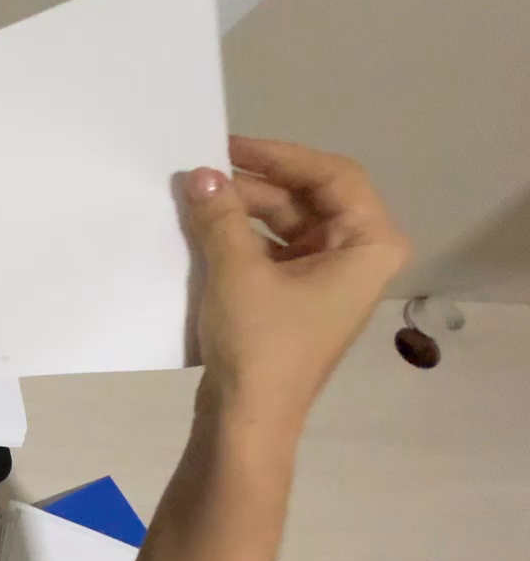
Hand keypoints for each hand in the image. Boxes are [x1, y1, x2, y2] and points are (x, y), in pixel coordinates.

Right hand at [182, 136, 410, 427]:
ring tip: (192, 207)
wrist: (249, 413)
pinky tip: (199, 240)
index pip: (331, 178)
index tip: (226, 148)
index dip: (279, 157)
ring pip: (280, 229)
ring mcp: (321, 280)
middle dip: (252, 189)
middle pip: (304, 203)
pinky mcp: (288, 300)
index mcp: (368, 243)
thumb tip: (197, 176)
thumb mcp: (237, 274)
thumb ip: (220, 220)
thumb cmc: (260, 342)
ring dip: (238, 216)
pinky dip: (234, 244)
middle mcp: (354, 255)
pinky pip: (265, 256)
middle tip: (197, 181)